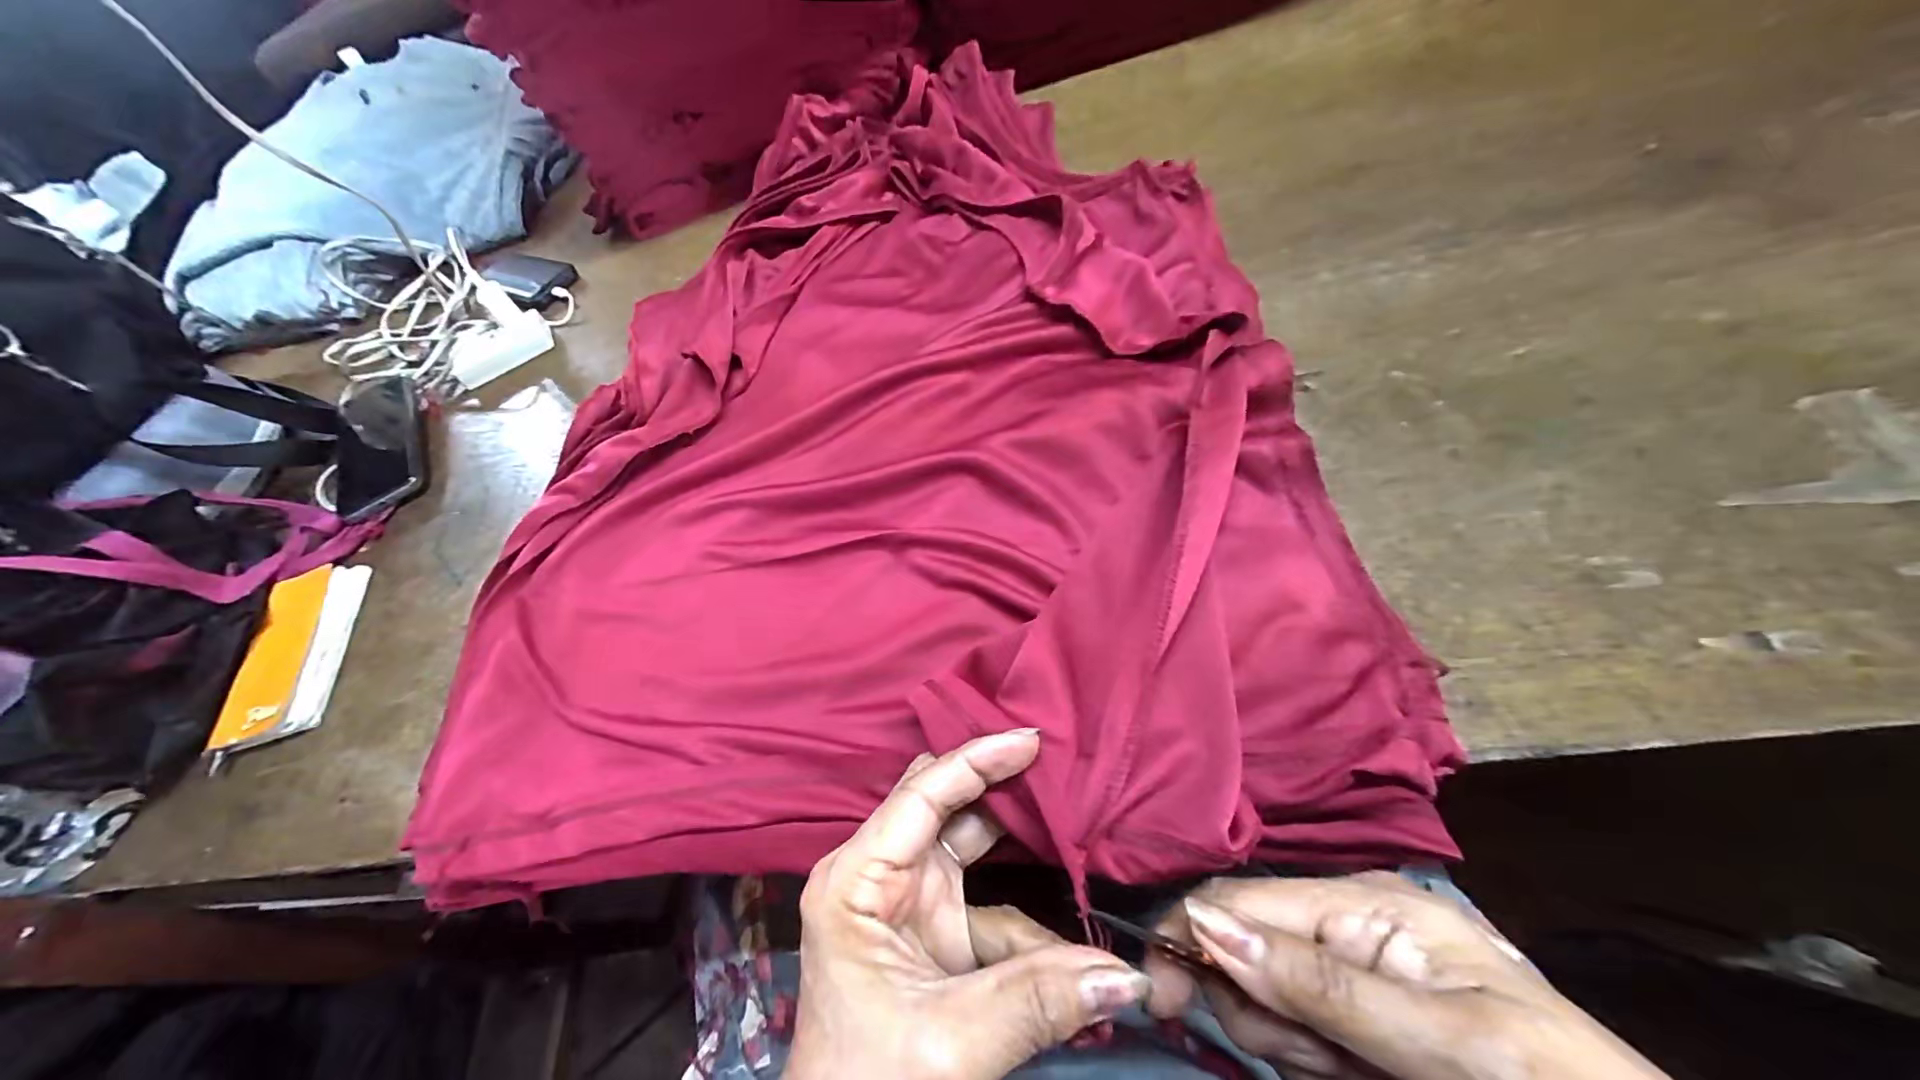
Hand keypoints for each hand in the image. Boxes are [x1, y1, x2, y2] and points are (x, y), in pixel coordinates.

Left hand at [786, 730, 1152, 1079]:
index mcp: (858, 879)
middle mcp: (878, 873)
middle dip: (997, 783)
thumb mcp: (951, 1041)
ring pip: (968, 845)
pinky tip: (1073, 952)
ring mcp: (907, 898)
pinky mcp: (931, 926)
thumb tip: (1125, 975)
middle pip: (942, 802)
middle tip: (1054, 763)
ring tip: (1074, 827)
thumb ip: (1039, 1000)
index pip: (922, 793)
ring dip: (1021, 845)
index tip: (1031, 738)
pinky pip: (990, 904)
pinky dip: (1031, 922)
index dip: (977, 759)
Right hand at [1145, 871, 1668, 1079]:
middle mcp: (1348, 920)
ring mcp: (1352, 966)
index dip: (1188, 937)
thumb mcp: (1441, 1041)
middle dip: (1258, 1008)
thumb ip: (1320, 982)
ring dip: (1286, 1039)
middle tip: (1317, 1063)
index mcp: (1366, 902)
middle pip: (1243, 946)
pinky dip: (1306, 1055)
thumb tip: (1202, 920)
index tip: (1158, 1002)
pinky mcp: (1354, 1010)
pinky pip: (1293, 1023)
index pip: (1242, 899)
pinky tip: (1349, 1073)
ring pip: (1262, 990)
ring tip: (1348, 1073)